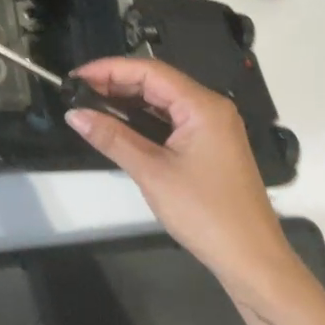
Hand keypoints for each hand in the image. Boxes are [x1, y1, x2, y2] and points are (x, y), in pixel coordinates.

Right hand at [65, 58, 295, 287]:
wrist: (250, 256)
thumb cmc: (204, 211)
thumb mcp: (152, 172)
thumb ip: (112, 138)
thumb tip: (74, 114)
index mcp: (202, 106)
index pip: (150, 71)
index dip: (109, 69)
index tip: (74, 77)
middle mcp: (210, 108)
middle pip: (156, 82)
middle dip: (115, 83)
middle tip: (75, 93)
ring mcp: (211, 127)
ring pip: (162, 101)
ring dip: (126, 101)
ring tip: (88, 106)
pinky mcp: (208, 146)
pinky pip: (170, 120)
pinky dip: (141, 119)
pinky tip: (117, 126)